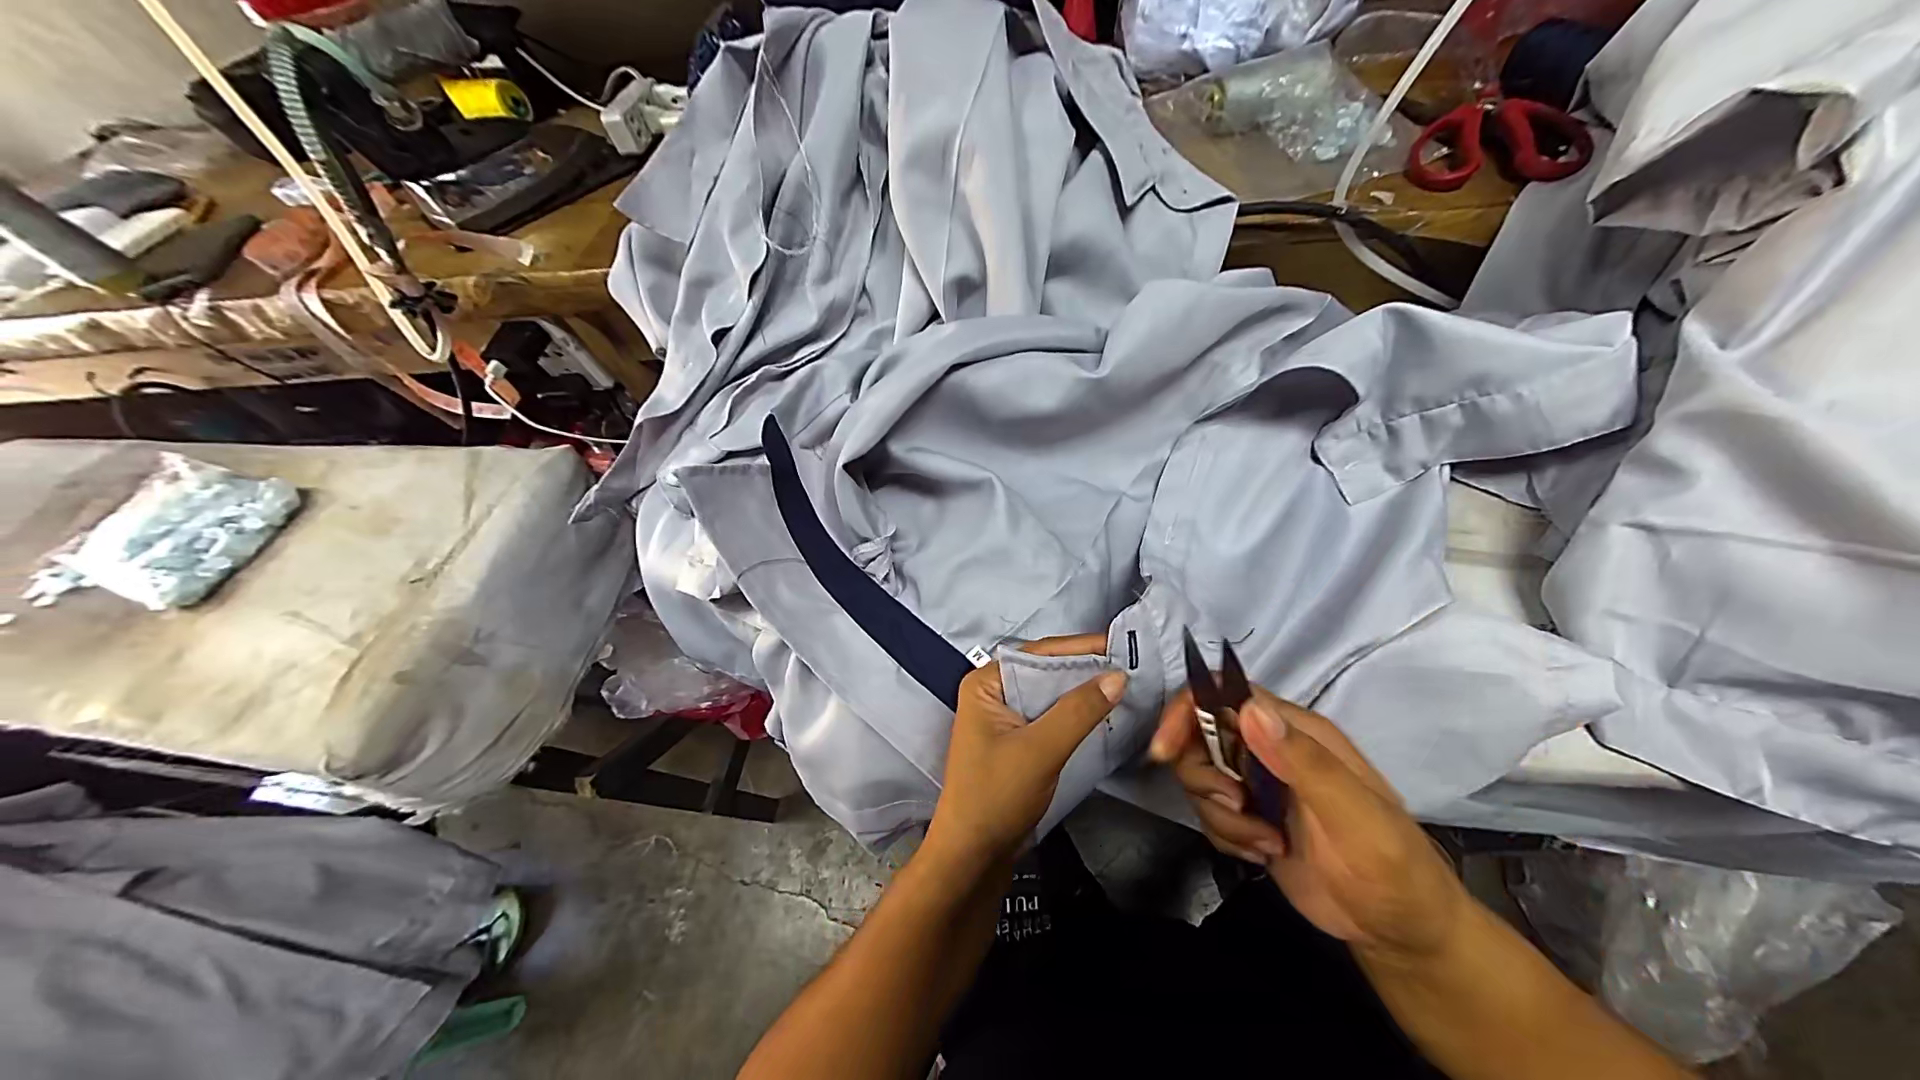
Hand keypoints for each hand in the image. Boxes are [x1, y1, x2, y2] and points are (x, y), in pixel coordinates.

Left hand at [925, 634, 1124, 871]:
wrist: (973, 854)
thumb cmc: (995, 797)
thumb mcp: (1040, 750)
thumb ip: (1078, 711)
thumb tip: (1116, 677)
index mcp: (986, 684)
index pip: (1038, 653)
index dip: (1080, 648)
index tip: (1119, 645)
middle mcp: (993, 693)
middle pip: (1046, 671)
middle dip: (1085, 669)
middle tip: (1130, 665)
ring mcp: (1005, 718)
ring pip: (1051, 694)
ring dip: (1084, 692)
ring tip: (1125, 685)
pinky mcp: (1018, 741)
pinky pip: (1051, 716)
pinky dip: (1077, 714)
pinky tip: (1104, 713)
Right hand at [1149, 684, 1469, 964]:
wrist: (1400, 930)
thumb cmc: (1392, 865)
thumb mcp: (1354, 813)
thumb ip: (1303, 760)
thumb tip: (1248, 709)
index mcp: (1297, 733)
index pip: (1225, 694)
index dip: (1187, 711)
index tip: (1166, 749)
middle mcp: (1271, 750)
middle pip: (1199, 737)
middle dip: (1204, 777)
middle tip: (1235, 806)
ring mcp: (1258, 785)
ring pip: (1200, 779)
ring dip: (1221, 816)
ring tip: (1266, 844)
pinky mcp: (1250, 819)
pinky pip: (1209, 814)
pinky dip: (1226, 837)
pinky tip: (1263, 855)